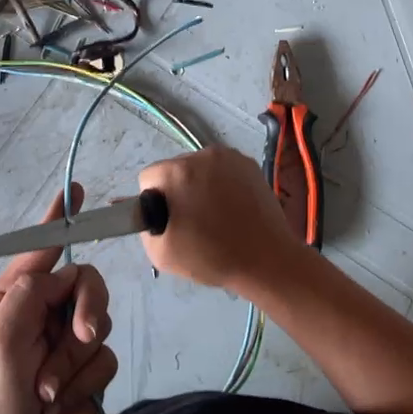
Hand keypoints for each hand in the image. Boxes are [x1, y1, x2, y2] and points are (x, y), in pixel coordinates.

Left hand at [0, 184, 117, 413]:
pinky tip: (60, 406)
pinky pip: (104, 359)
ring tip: (47, 393)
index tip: (75, 192)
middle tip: (81, 335)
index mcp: (12, 300)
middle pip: (83, 282)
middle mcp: (41, 315)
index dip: (57, 221)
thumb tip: (60, 271)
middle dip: (86, 308)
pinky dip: (83, 384)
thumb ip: (30, 293)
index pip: (38, 251)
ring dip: (73, 363)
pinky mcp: (86, 374)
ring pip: (98, 322)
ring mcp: (65, 345)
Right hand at [137, 147, 305, 294]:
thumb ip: (144, 225)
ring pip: (199, 168)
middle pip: (174, 169)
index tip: (170, 222)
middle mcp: (202, 154)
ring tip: (216, 216)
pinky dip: (221, 183)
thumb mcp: (161, 253)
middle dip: (177, 191)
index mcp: (178, 172)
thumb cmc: (212, 257)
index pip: (148, 178)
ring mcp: (229, 156)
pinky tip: (233, 208)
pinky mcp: (248, 162)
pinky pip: (222, 169)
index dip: (154, 201)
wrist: (267, 259)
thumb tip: (148, 210)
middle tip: (193, 222)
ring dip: (199, 185)